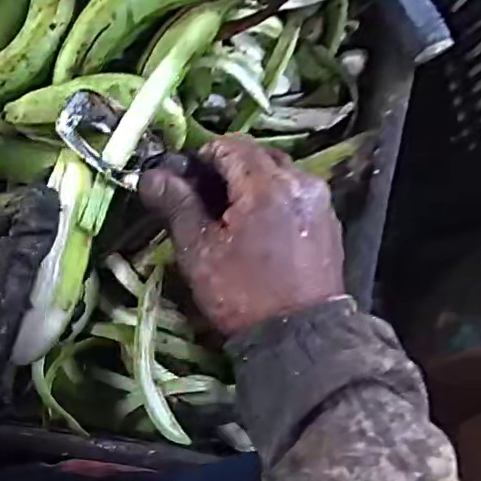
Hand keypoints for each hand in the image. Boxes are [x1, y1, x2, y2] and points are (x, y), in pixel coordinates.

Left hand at [0, 184, 58, 405]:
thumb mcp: (7, 277)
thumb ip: (27, 239)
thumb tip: (47, 196)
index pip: (11, 218)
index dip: (39, 217)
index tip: (70, 221)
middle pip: (14, 246)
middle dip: (41, 247)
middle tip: (73, 253)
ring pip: (15, 272)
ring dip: (39, 275)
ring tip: (66, 280)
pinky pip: (13, 298)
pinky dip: (30, 299)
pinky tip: (48, 306)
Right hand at [137, 136, 343, 337]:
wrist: (297, 335)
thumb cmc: (240, 292)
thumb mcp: (198, 251)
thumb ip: (177, 205)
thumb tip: (152, 174)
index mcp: (266, 184)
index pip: (229, 146)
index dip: (199, 158)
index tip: (180, 182)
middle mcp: (301, 180)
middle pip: (256, 156)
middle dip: (225, 170)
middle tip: (199, 201)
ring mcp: (320, 201)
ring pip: (277, 175)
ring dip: (248, 186)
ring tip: (226, 220)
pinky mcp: (328, 223)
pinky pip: (293, 196)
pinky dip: (270, 202)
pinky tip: (254, 232)